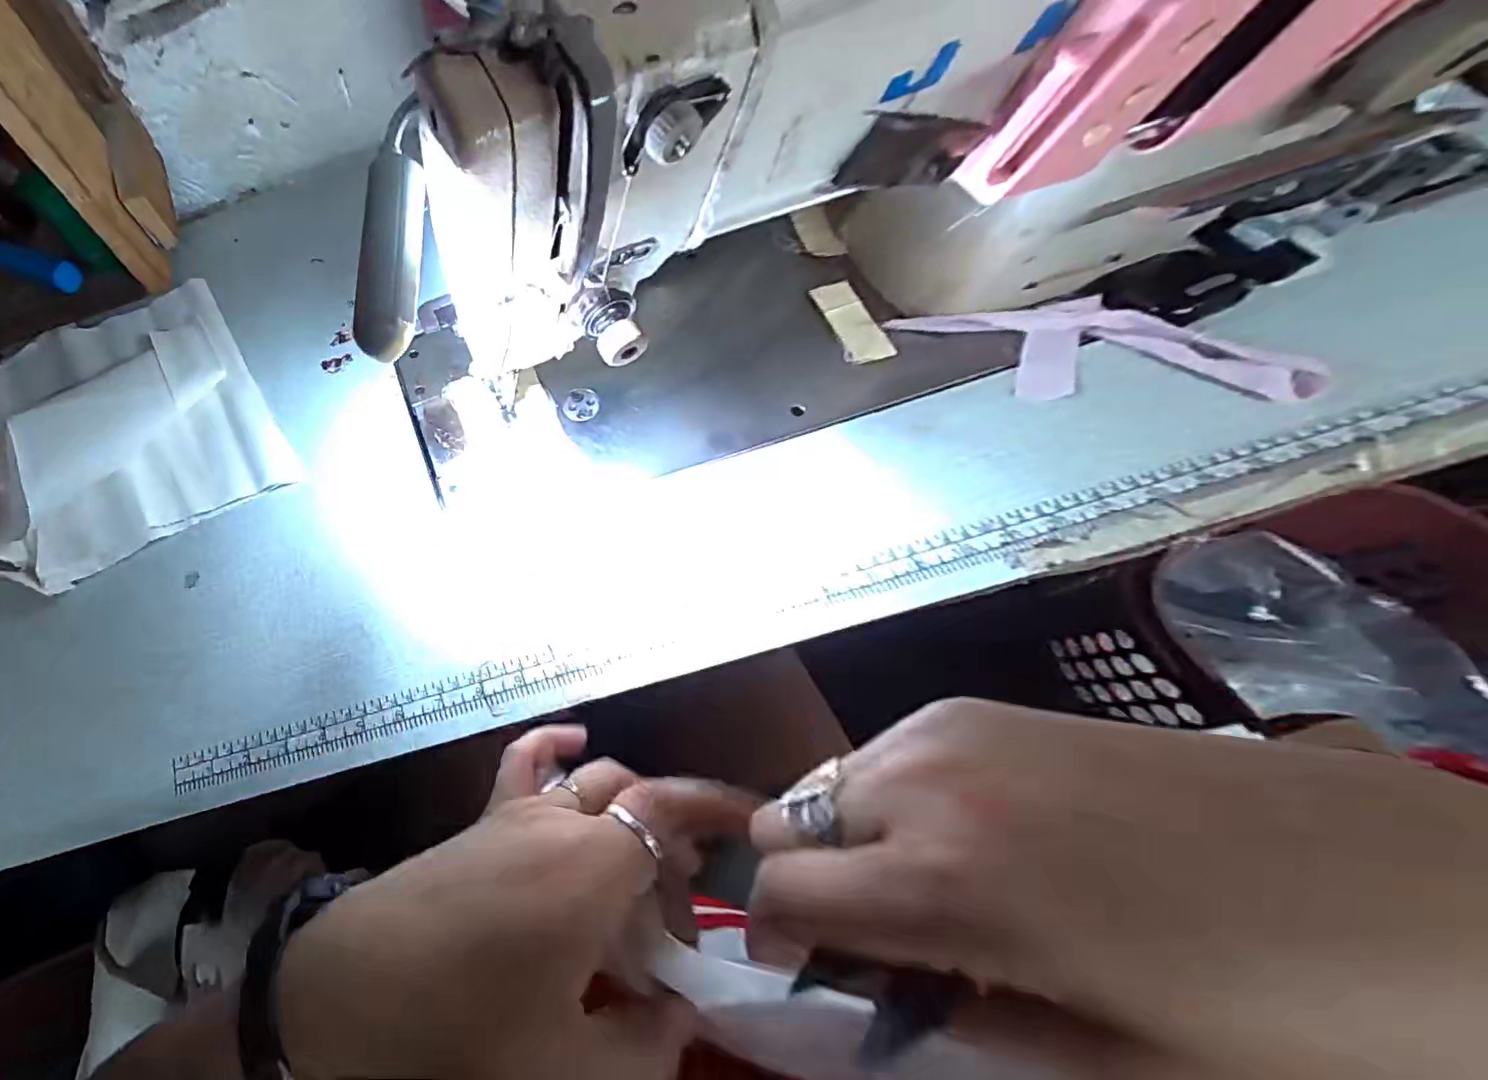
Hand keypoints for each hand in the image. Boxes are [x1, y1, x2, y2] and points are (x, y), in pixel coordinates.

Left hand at [276, 725, 758, 1079]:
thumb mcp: (568, 1067)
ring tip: (643, 867)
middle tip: (678, 921)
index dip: (719, 812)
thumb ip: (646, 1048)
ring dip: (631, 815)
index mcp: (592, 866)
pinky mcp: (481, 818)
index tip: (755, 828)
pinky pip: (524, 762)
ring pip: (595, 786)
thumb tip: (680, 1019)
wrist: (348, 994)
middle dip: (675, 848)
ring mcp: (516, 813)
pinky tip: (574, 741)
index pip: (672, 812)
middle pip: (639, 804)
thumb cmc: (462, 1030)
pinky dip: (555, 745)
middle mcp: (560, 821)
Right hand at [748, 699, 1487, 1079]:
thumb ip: (960, 1024)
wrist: (1434, 891)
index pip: (783, 891)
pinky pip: (885, 755)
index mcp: (946, 879)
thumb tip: (876, 994)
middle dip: (814, 883)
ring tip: (937, 885)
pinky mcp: (975, 707)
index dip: (778, 938)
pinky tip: (977, 833)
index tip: (807, 970)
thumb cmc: (1293, 1022)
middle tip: (885, 934)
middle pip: (788, 823)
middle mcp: (920, 778)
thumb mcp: (1114, 1067)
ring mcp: (947, 727)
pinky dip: (893, 800)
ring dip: (851, 839)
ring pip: (830, 783)